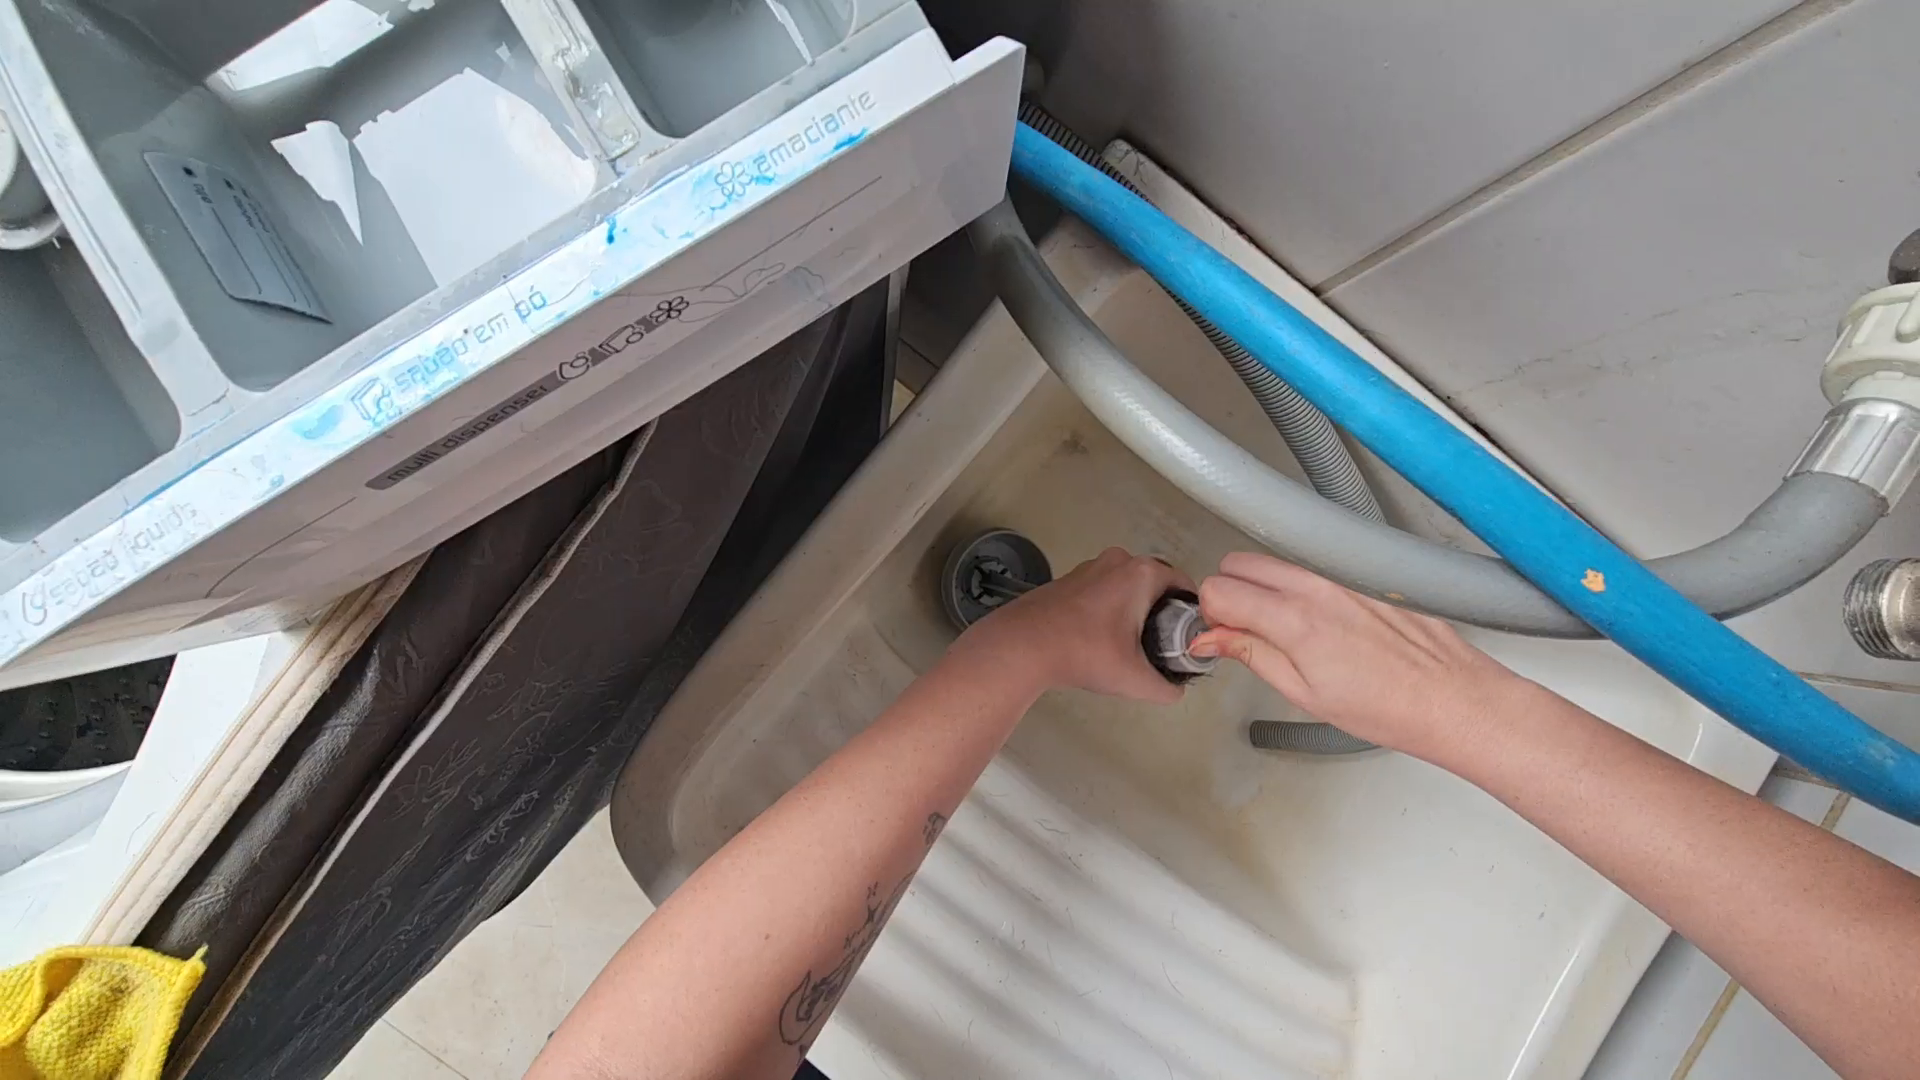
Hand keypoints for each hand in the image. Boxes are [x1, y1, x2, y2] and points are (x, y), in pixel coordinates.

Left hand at [957, 547, 1194, 704]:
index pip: (1184, 584)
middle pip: (1155, 583)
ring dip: (1133, 609)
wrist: (1022, 645)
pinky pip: (1102, 589)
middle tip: (1162, 644)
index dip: (1191, 611)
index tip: (1188, 637)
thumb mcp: (1135, 679)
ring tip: (1130, 644)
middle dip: (1163, 611)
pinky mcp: (1068, 578)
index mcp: (1142, 573)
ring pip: (1126, 585)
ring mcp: (1089, 566)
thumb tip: (1175, 690)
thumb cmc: (1085, 653)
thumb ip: (1166, 688)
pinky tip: (1100, 636)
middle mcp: (1118, 560)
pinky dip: (1108, 607)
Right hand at [1192, 552, 1531, 761]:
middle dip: (1229, 591)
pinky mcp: (1361, 574)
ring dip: (1262, 586)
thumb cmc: (1388, 708)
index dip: (1211, 614)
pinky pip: (1309, 566)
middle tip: (1244, 628)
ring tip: (1284, 628)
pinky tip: (1319, 622)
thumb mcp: (1303, 692)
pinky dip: (1297, 586)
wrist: (1455, 700)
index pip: (1219, 589)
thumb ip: (1250, 654)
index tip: (1221, 634)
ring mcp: (1341, 574)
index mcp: (1295, 620)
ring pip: (1273, 560)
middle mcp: (1316, 586)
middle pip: (1238, 562)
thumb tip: (1210, 639)